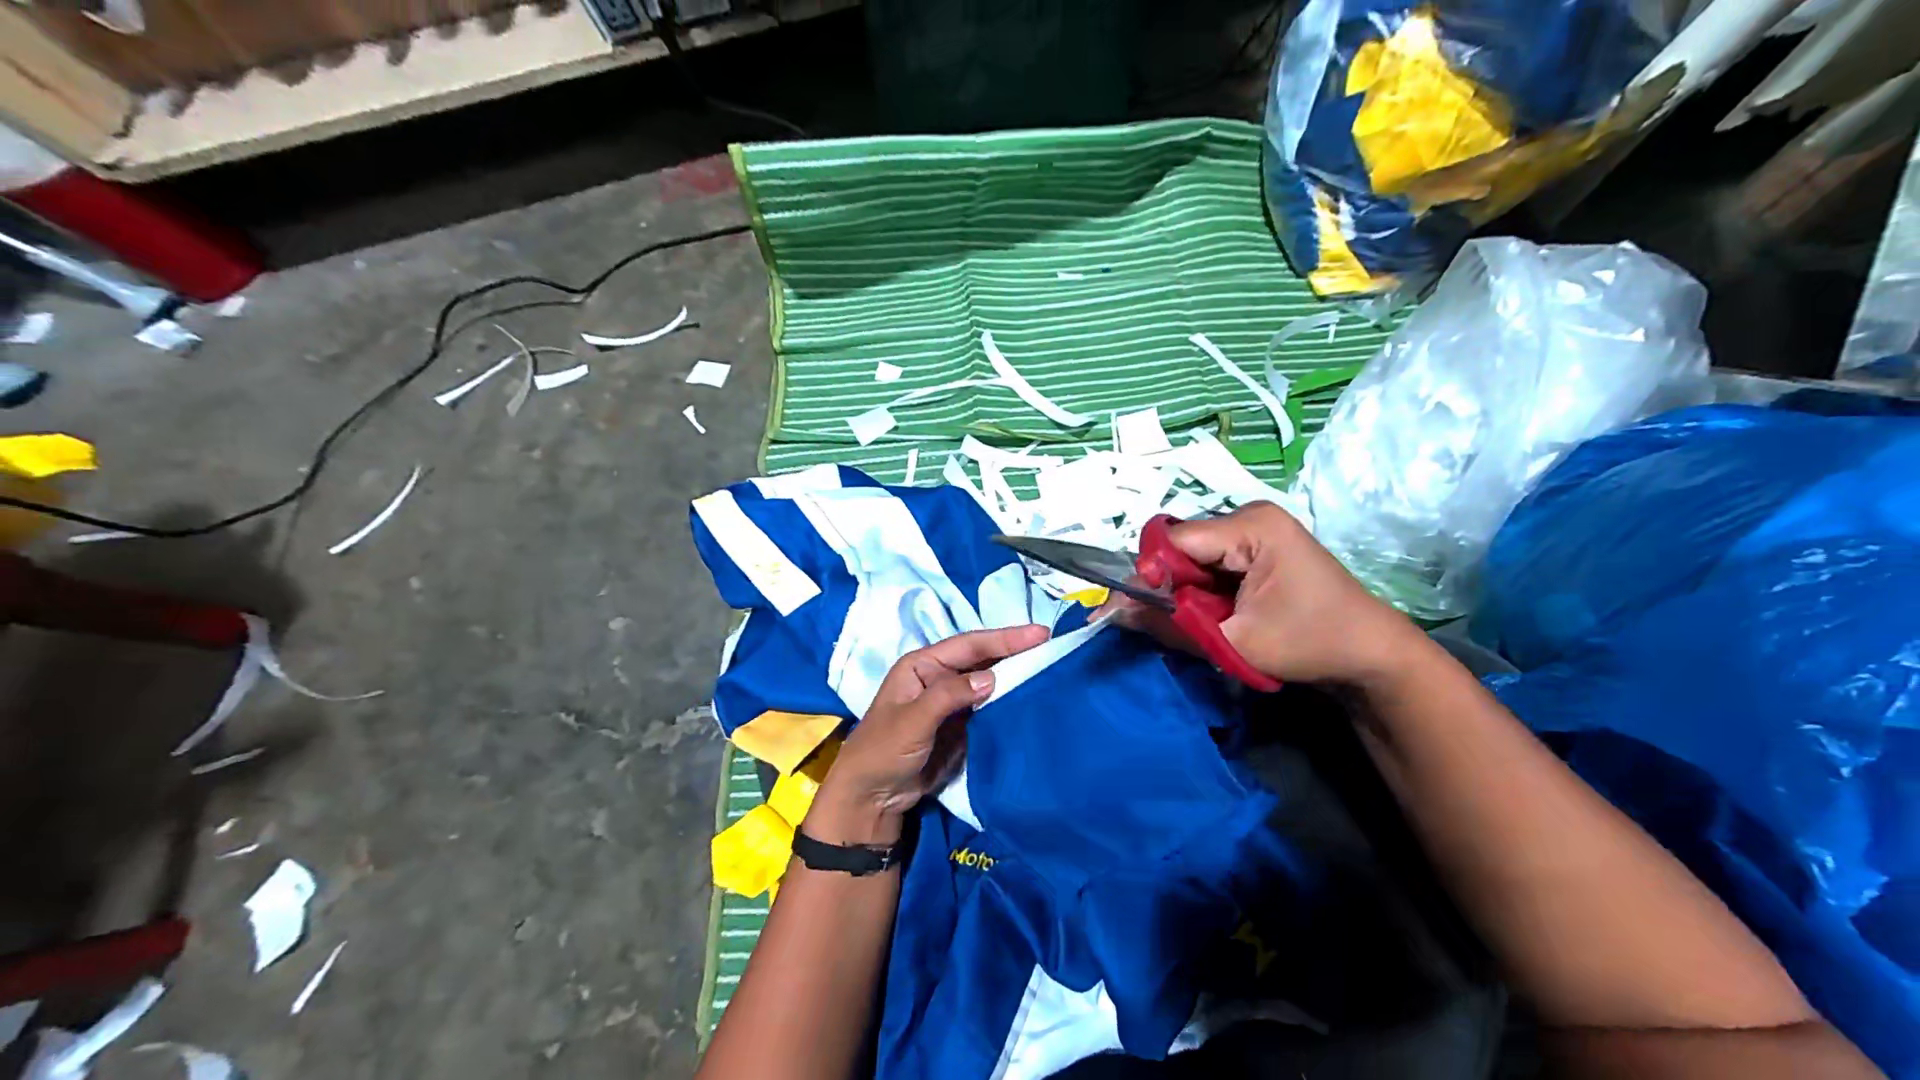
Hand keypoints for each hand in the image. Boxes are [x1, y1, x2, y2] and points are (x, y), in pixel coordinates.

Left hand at [805, 624, 1049, 845]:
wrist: (872, 797)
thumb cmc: (883, 751)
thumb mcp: (913, 721)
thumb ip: (949, 696)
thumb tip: (992, 677)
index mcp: (923, 665)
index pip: (969, 645)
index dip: (1005, 638)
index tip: (1040, 633)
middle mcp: (939, 677)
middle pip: (982, 660)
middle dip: (1015, 652)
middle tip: (1053, 646)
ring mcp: (952, 702)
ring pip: (989, 682)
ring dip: (1016, 676)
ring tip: (1050, 668)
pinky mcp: (961, 726)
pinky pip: (990, 708)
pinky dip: (1009, 702)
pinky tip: (1031, 699)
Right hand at [1100, 502, 1421, 687]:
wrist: (1371, 655)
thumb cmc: (1311, 644)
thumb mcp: (1234, 642)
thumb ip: (1169, 625)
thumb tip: (1111, 612)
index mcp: (1251, 526)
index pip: (1174, 540)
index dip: (1150, 574)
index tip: (1137, 612)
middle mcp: (1249, 516)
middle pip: (1181, 546)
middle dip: (1169, 586)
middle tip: (1171, 625)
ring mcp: (1254, 530)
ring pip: (1192, 557)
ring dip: (1186, 591)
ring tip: (1200, 623)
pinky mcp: (1256, 547)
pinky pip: (1209, 563)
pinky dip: (1202, 591)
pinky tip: (1215, 615)